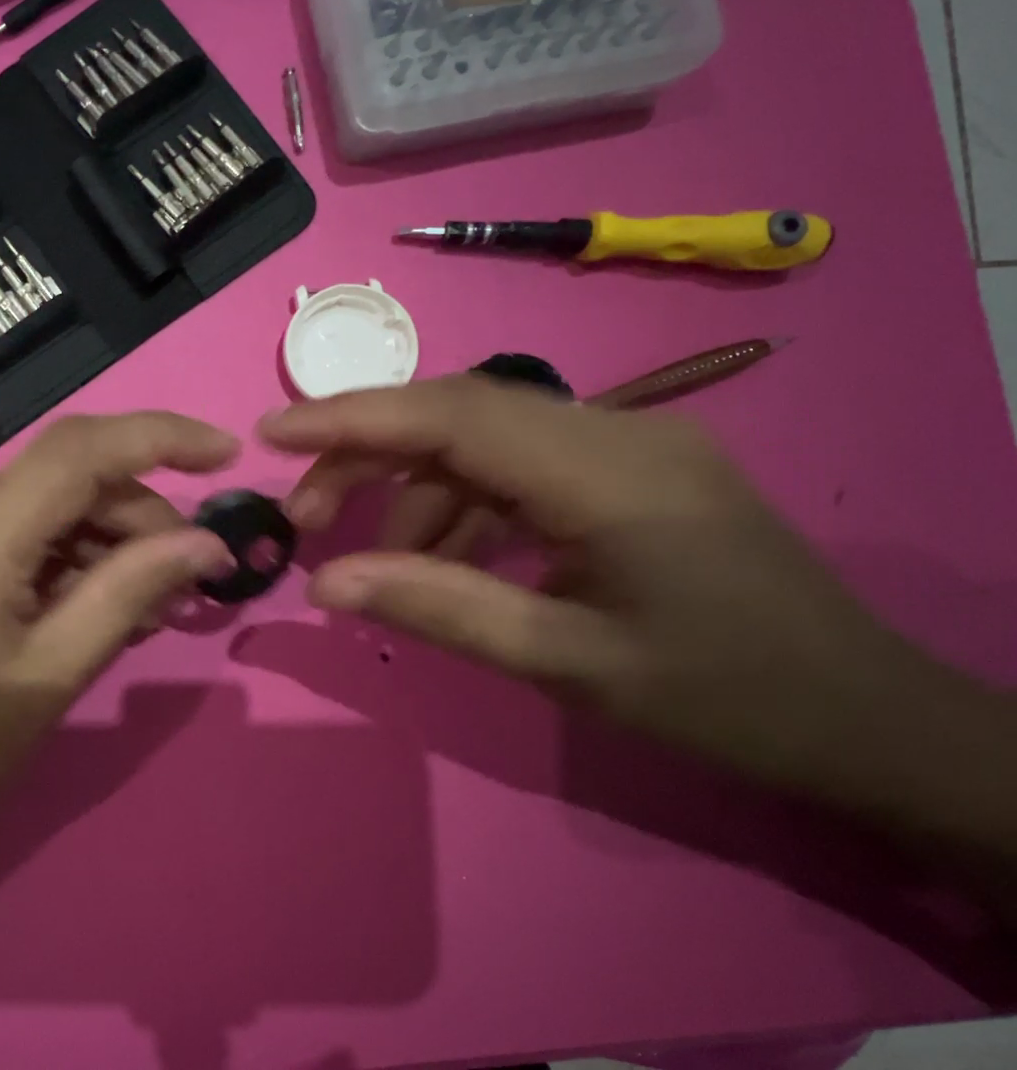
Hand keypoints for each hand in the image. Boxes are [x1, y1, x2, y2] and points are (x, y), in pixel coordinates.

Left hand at [0, 413, 237, 891]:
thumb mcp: (53, 675)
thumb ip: (130, 593)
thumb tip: (206, 544)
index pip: (76, 450)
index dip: (159, 437)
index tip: (226, 455)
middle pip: (58, 478)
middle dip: (134, 515)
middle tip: (187, 577)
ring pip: (33, 504)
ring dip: (97, 539)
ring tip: (148, 601)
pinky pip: (1, 533)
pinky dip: (54, 556)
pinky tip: (90, 600)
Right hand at [260, 376, 989, 790]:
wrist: (868, 724)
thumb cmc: (721, 698)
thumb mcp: (565, 661)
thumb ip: (437, 608)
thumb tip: (325, 584)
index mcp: (607, 472)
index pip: (453, 414)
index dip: (353, 417)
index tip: (270, 434)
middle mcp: (616, 434)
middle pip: (459, 414)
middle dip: (368, 455)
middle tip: (306, 518)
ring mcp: (628, 449)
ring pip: (484, 441)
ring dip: (413, 490)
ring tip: (370, 564)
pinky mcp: (630, 476)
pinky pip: (519, 470)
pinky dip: (462, 508)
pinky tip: (441, 562)